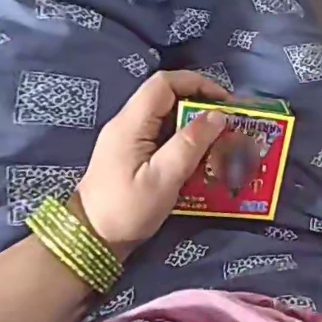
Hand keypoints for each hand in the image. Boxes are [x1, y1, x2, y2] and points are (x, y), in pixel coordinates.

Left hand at [74, 71, 231, 250]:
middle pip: (168, 98)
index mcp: (131, 123)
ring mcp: (128, 139)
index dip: (197, 84)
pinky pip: (163, 137)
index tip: (225, 102)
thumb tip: (218, 116)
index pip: (164, 83)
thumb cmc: (127, 209)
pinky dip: (185, 142)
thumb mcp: (163, 178)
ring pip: (167, 118)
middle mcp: (128, 124)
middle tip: (229, 126)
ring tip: (221, 142)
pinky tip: (202, 158)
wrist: (92, 238)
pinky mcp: (132, 155)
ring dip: (195, 126)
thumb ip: (190, 144)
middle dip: (201, 106)